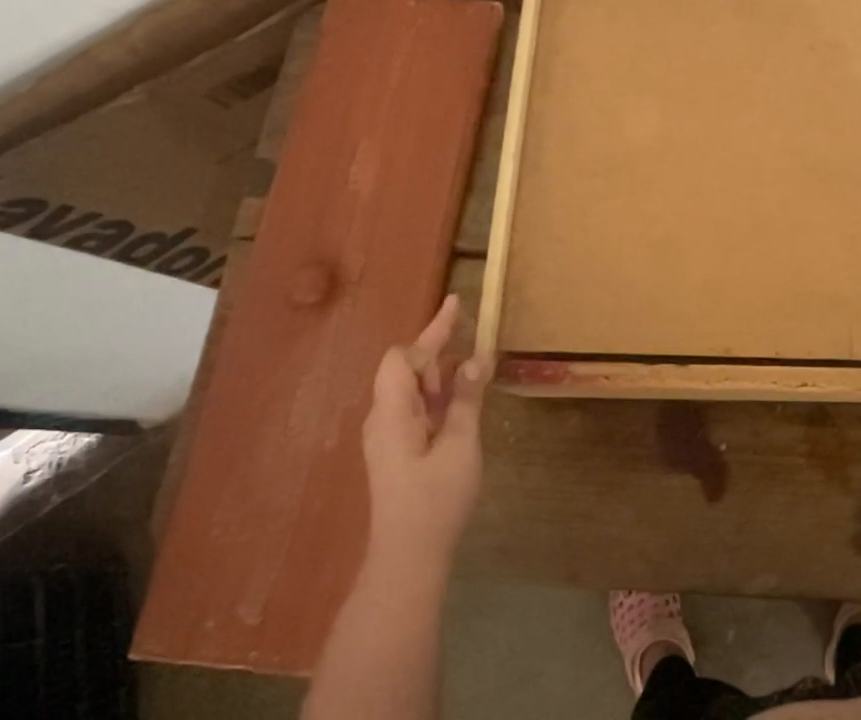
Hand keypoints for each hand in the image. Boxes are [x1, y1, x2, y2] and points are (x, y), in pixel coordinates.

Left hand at [361, 295, 493, 563]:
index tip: (458, 305)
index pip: (405, 357)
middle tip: (474, 334)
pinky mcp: (398, 451)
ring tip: (476, 368)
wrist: (408, 556)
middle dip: (439, 347)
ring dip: (442, 374)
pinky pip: (417, 410)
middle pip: (407, 369)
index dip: (432, 331)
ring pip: (413, 390)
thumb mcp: (460, 445)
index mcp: (392, 412)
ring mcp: (389, 436)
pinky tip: (464, 399)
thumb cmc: (435, 499)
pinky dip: (440, 397)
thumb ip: (466, 400)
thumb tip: (474, 361)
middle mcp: (384, 418)